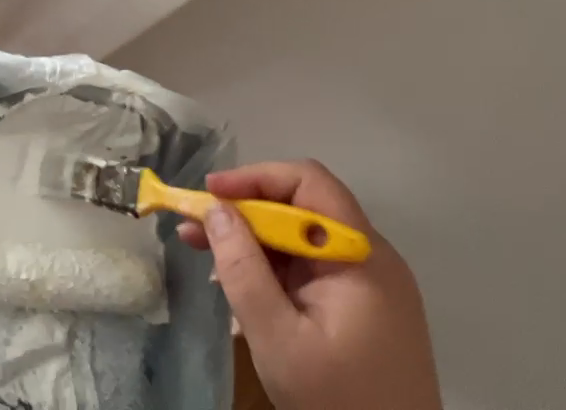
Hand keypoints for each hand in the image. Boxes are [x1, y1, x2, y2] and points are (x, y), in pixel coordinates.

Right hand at [175, 161, 439, 409]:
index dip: (255, 178)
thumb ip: (243, 268)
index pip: (309, 182)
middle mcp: (372, 257)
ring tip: (205, 256)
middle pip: (302, 207)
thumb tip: (215, 209)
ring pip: (303, 237)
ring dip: (253, 239)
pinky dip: (273, 266)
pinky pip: (312, 267)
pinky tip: (240, 284)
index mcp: (360, 256)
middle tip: (194, 228)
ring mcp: (371, 283)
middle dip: (243, 211)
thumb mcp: (276, 335)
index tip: (210, 194)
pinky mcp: (365, 306)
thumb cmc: (337, 400)